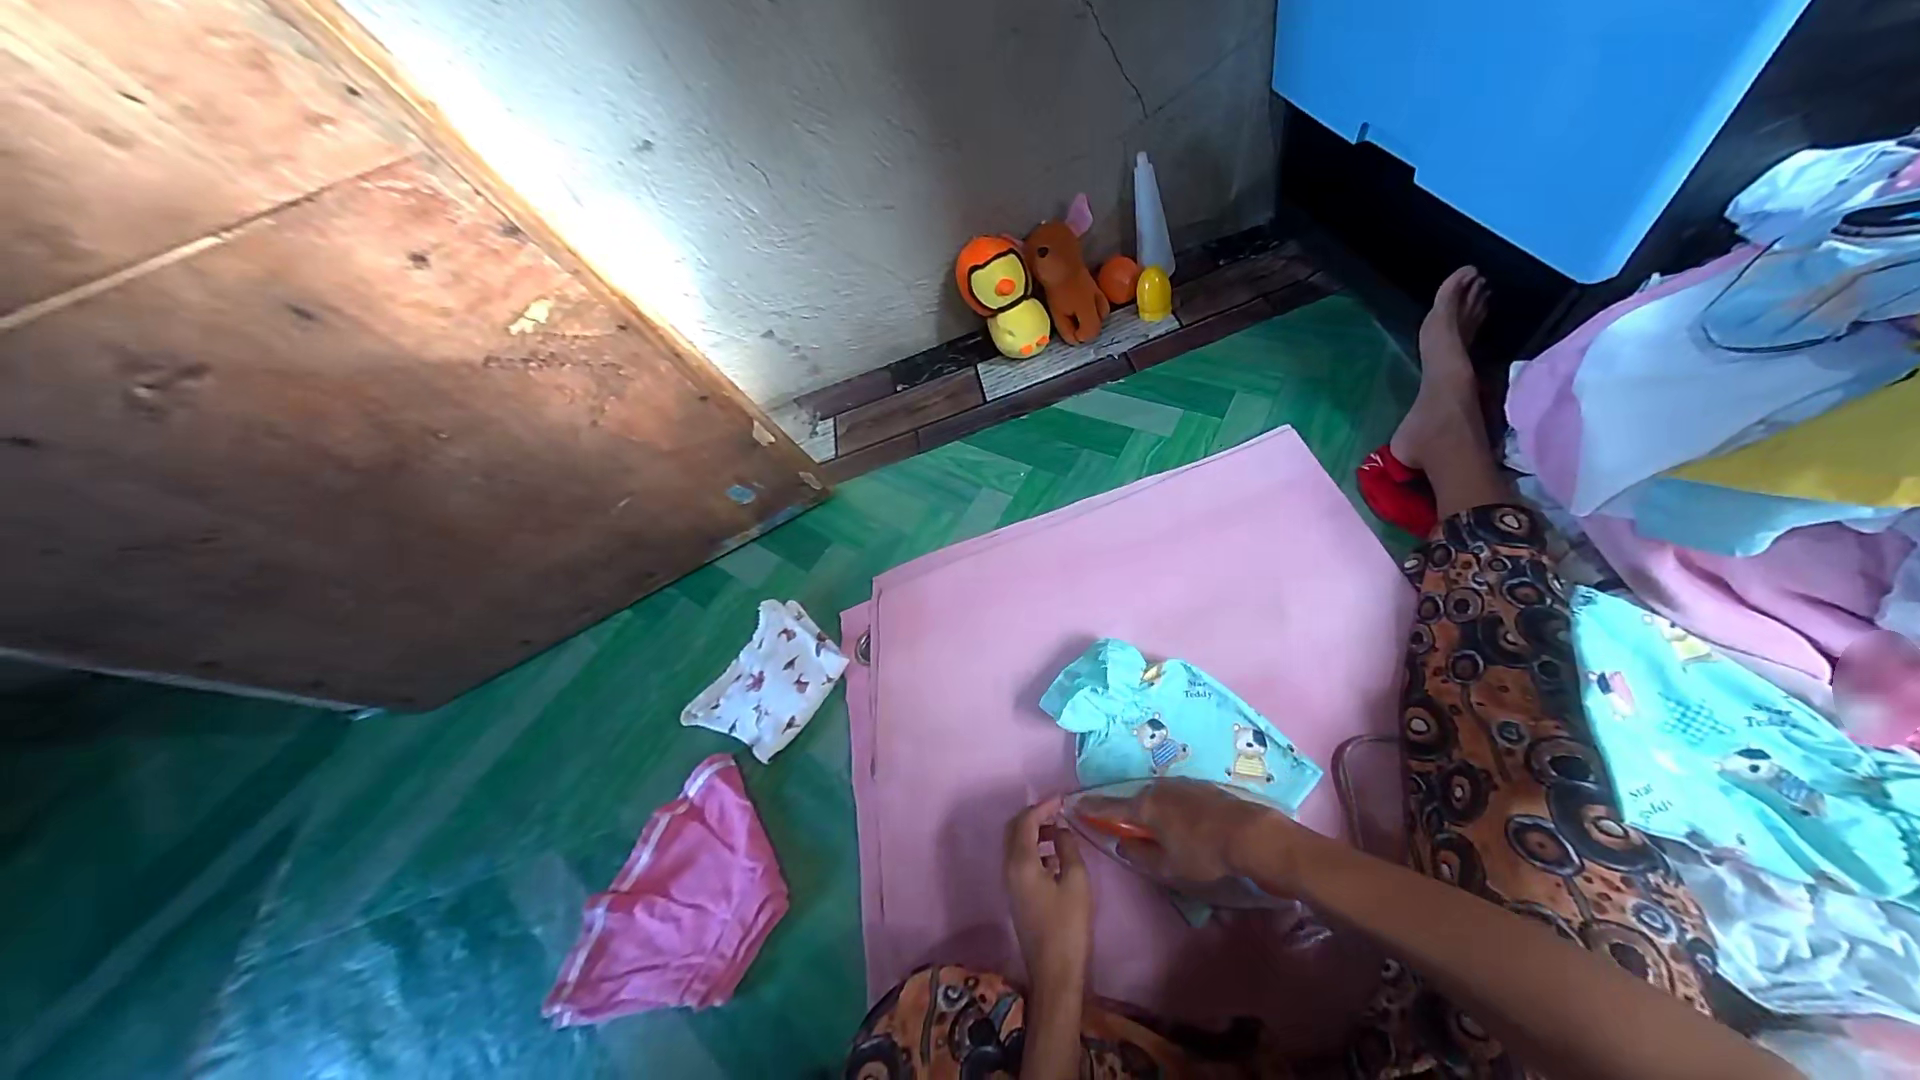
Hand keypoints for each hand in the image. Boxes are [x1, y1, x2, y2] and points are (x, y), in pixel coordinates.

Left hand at [1003, 798, 1091, 996]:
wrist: (1054, 972)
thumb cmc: (1068, 926)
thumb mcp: (1076, 881)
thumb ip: (1068, 848)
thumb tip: (1061, 829)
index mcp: (1020, 861)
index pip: (1026, 821)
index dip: (1043, 806)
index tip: (1063, 799)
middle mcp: (1008, 867)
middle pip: (1015, 829)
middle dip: (1035, 815)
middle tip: (1059, 811)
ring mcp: (1009, 882)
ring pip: (1016, 844)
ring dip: (1035, 831)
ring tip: (1061, 830)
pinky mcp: (1016, 893)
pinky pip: (1019, 859)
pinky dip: (1034, 847)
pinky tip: (1055, 855)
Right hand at [1080, 778, 1316, 892]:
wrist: (1251, 834)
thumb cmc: (1204, 853)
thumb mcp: (1168, 866)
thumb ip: (1140, 855)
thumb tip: (1123, 844)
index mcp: (1144, 806)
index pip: (1108, 808)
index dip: (1090, 809)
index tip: (1073, 805)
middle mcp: (1158, 789)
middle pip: (1133, 801)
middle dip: (1124, 812)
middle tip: (1119, 825)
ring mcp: (1181, 785)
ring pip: (1156, 798)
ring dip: (1150, 810)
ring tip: (1154, 827)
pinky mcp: (1201, 787)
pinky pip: (1175, 797)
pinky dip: (1170, 808)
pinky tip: (1181, 822)